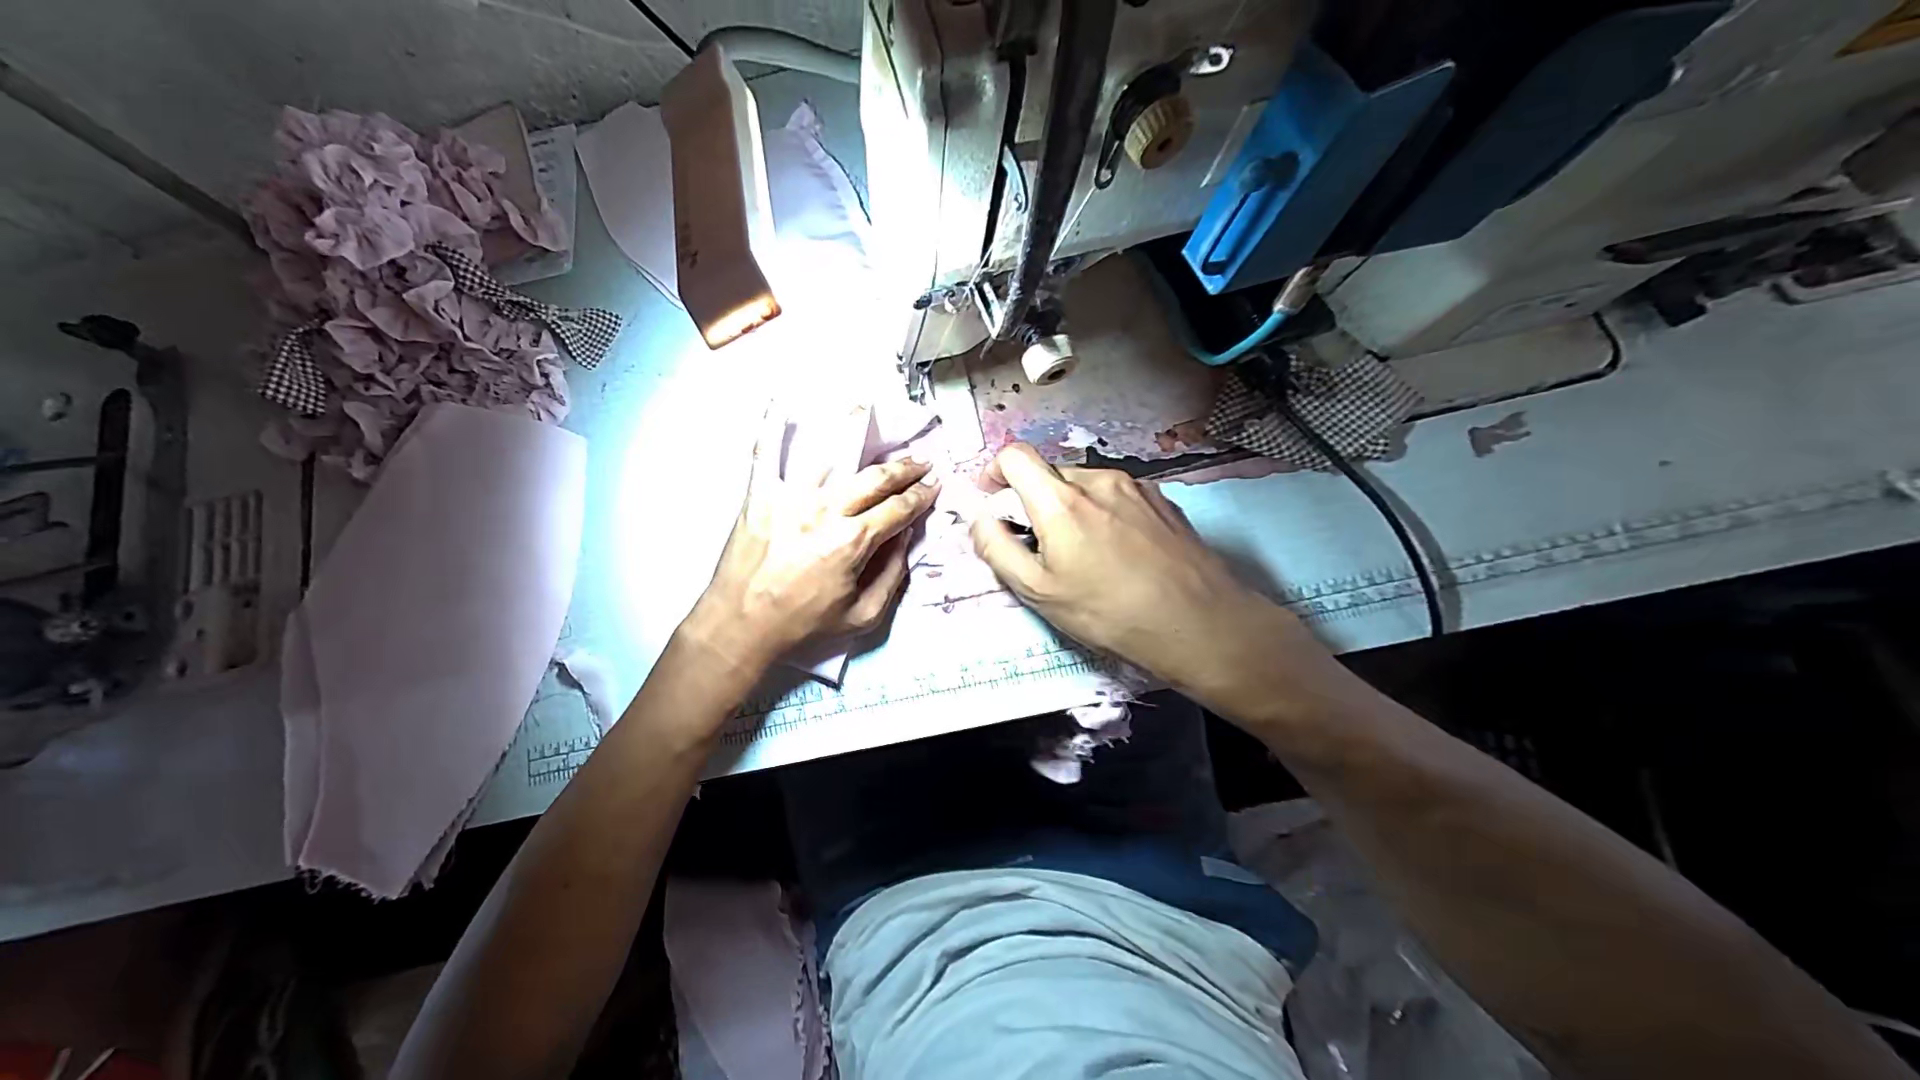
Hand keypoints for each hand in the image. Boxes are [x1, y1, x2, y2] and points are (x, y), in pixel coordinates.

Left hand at [680, 410, 939, 688]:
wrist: (740, 625)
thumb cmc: (802, 625)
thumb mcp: (863, 616)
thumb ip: (892, 576)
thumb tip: (906, 540)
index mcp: (852, 542)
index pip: (898, 509)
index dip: (922, 496)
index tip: (934, 484)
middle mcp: (825, 512)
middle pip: (874, 479)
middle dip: (904, 468)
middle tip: (920, 461)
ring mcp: (790, 499)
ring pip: (831, 457)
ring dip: (856, 435)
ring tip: (874, 422)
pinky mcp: (759, 496)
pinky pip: (766, 453)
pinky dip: (772, 426)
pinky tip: (780, 400)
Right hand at [969, 443, 1355, 724]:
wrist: (1199, 623)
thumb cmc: (1111, 613)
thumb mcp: (1040, 593)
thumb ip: (998, 549)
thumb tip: (981, 520)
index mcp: (1062, 501)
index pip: (1015, 456)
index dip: (996, 473)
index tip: (995, 500)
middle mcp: (1098, 480)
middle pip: (1050, 473)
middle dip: (1035, 501)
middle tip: (1042, 545)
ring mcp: (1135, 487)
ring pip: (1085, 485)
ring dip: (1071, 508)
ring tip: (1087, 554)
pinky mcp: (1162, 499)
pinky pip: (1117, 495)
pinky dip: (1104, 513)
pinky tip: (1120, 552)